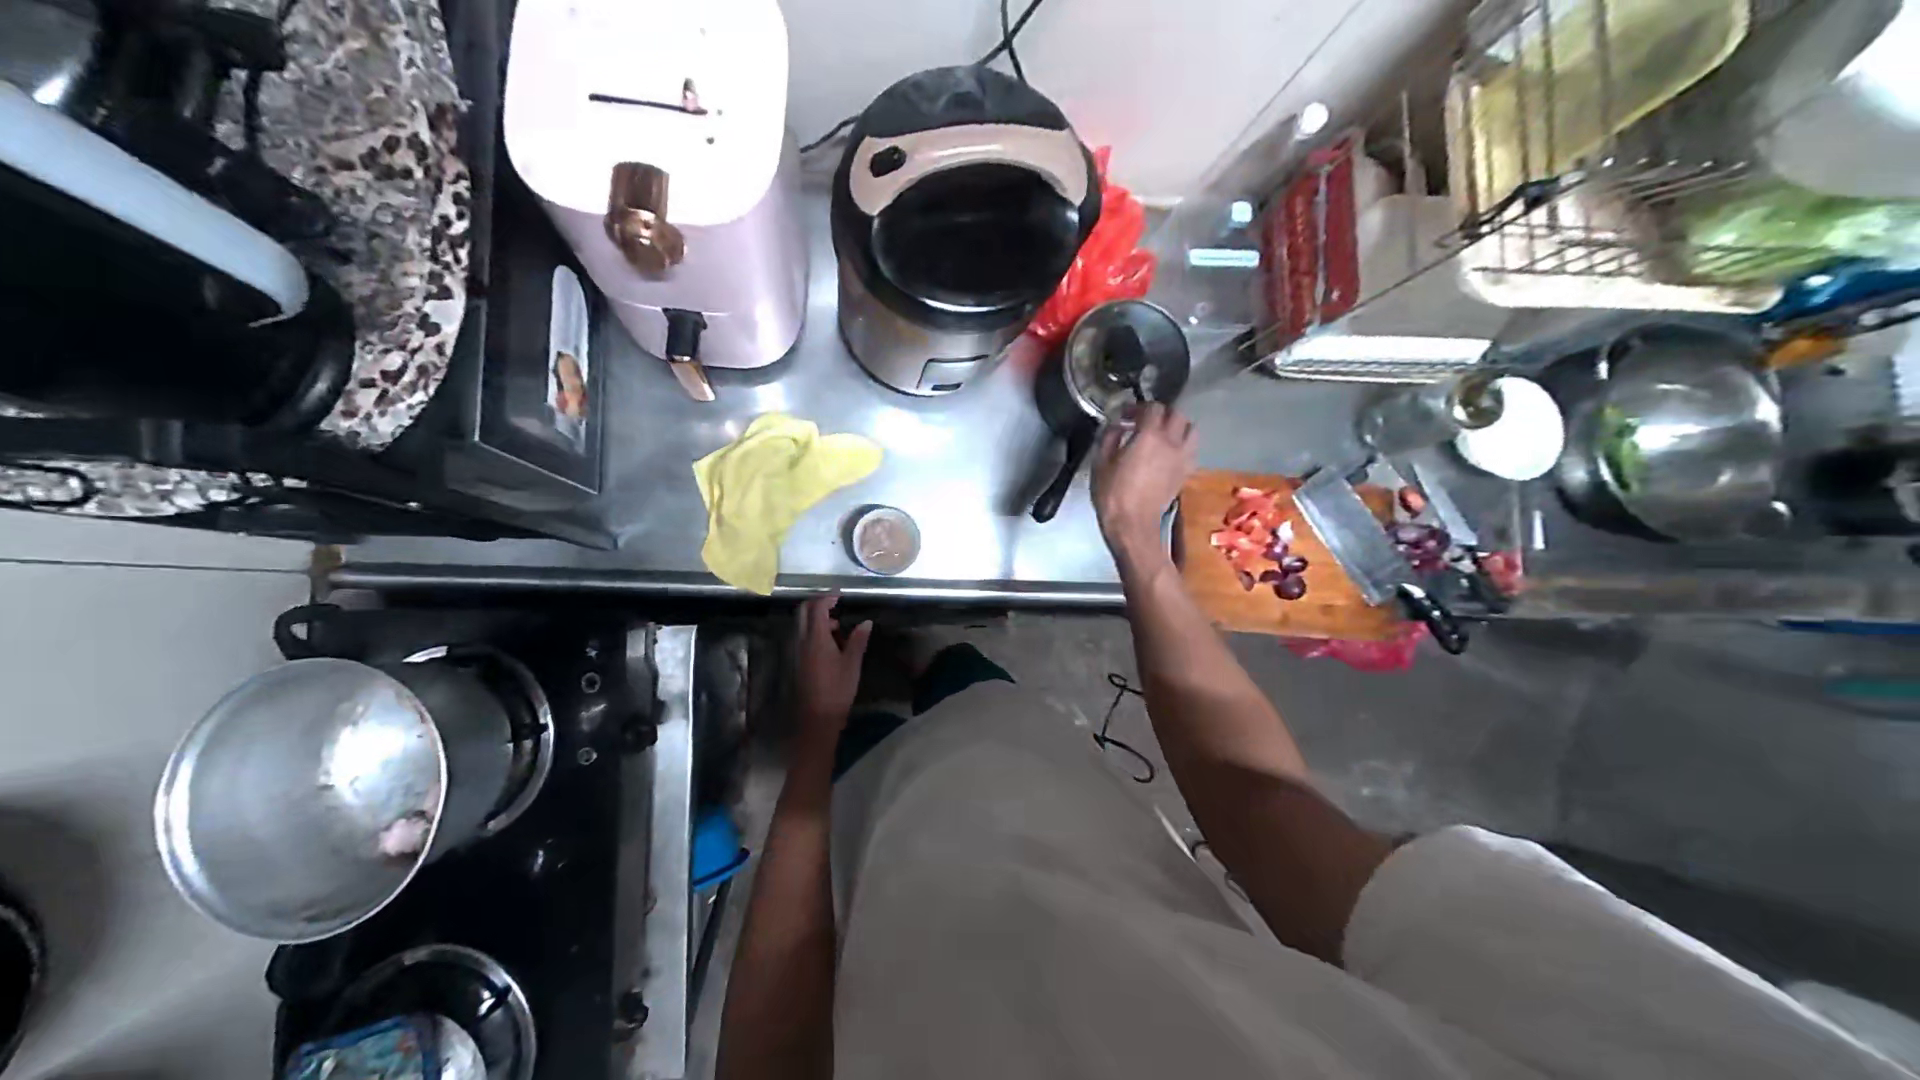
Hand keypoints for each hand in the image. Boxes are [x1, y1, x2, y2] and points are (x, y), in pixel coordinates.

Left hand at [794, 594, 871, 746]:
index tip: (840, 596)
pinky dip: (812, 631)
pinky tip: (828, 643)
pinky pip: (800, 636)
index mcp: (815, 638)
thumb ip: (857, 640)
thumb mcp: (852, 664)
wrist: (815, 718)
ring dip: (815, 619)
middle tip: (835, 606)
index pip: (817, 608)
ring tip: (837, 627)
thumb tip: (866, 622)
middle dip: (818, 604)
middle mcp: (800, 640)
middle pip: (803, 612)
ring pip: (800, 624)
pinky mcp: (794, 661)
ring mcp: (794, 651)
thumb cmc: (837, 690)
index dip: (828, 598)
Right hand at [1092, 402, 1195, 560]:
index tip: (1125, 416)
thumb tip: (1118, 426)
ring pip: (1190, 429)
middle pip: (1176, 414)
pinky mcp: (1186, 472)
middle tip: (1143, 422)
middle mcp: (1172, 442)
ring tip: (1162, 434)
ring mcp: (1183, 457)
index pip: (1152, 408)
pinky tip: (1168, 452)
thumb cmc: (1113, 493)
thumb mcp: (1101, 462)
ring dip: (1177, 426)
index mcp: (1150, 435)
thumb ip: (1110, 436)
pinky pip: (1191, 449)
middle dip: (1160, 413)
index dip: (1138, 407)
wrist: (1133, 524)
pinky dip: (1182, 444)